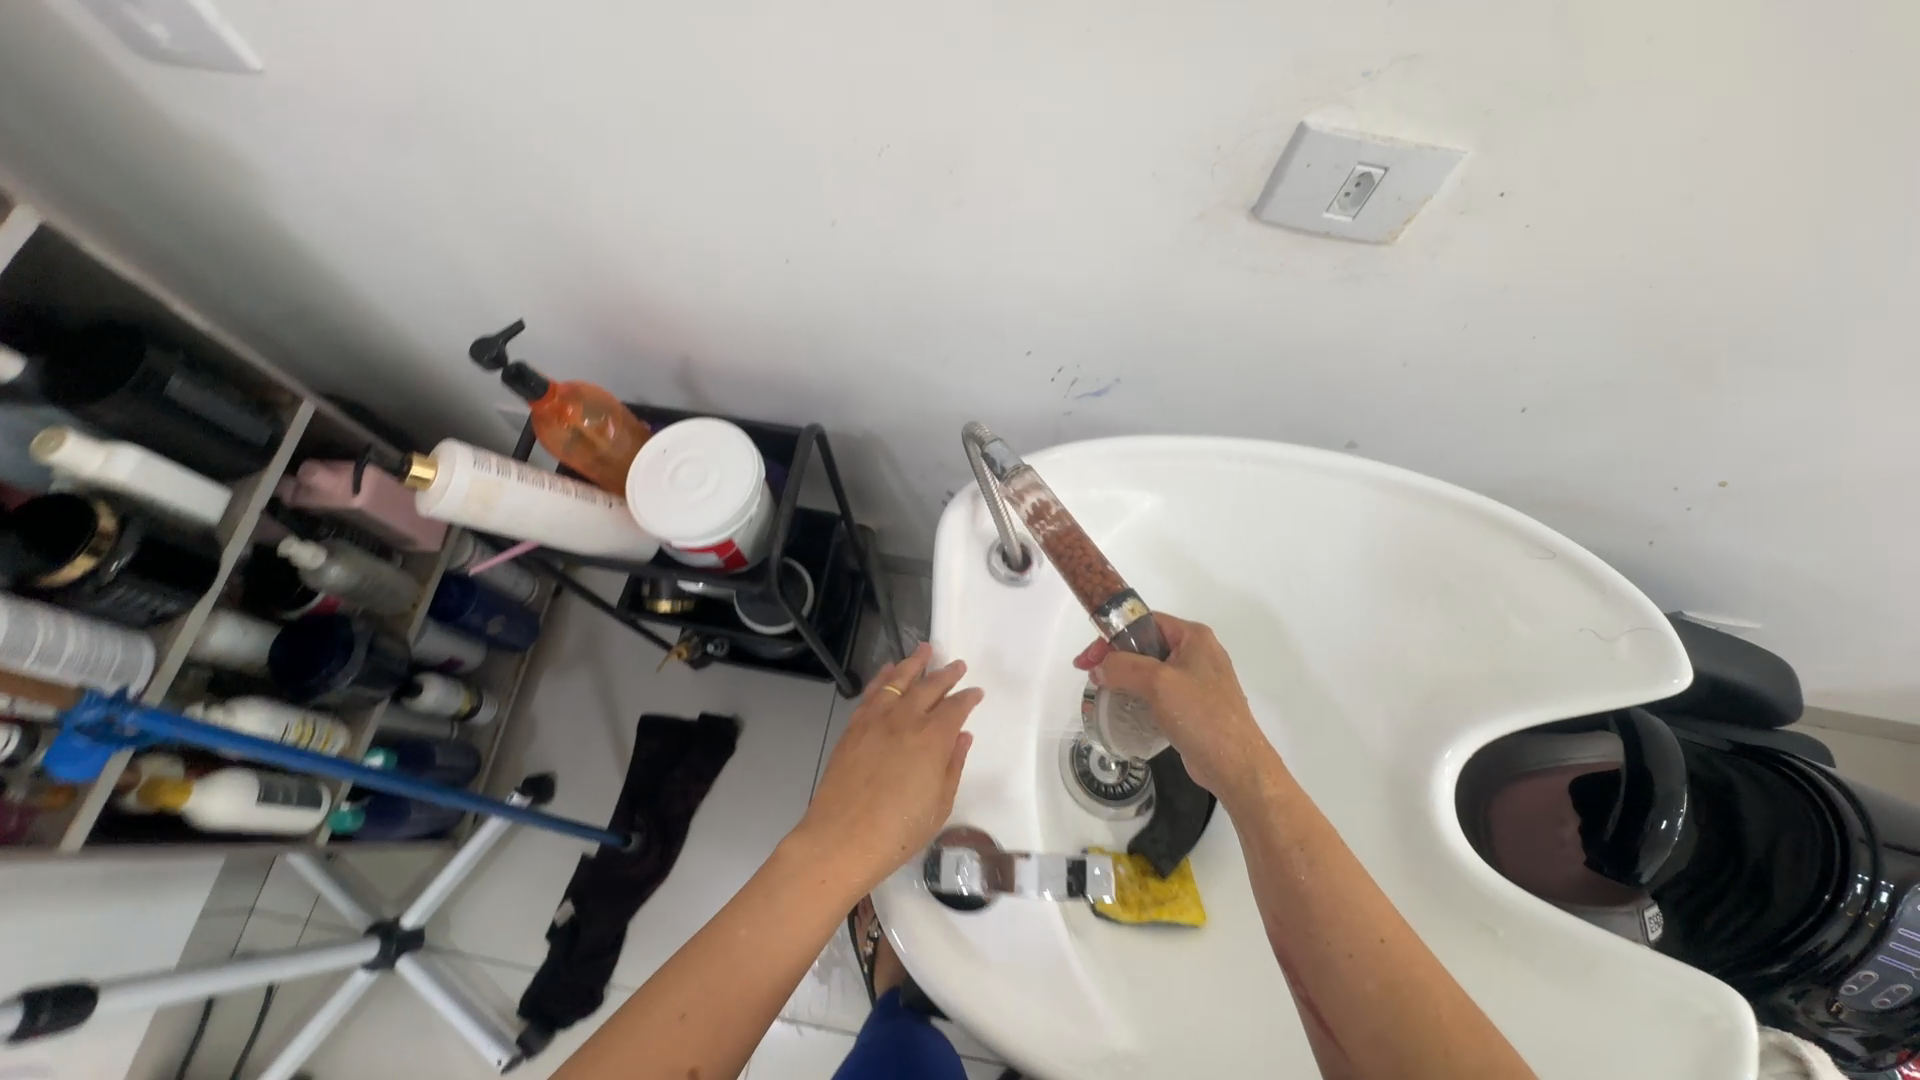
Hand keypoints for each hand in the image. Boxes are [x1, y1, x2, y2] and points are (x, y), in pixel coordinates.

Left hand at [794, 643, 981, 892]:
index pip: (956, 709)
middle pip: (929, 687)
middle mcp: (906, 721)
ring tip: (924, 650)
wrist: (841, 839)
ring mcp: (876, 721)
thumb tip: (962, 737)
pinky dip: (884, 678)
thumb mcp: (939, 805)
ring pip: (899, 682)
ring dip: (914, 664)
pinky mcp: (854, 727)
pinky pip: (873, 693)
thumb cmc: (897, 831)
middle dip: (946, 674)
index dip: (968, 699)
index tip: (976, 692)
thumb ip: (952, 766)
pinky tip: (889, 672)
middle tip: (957, 665)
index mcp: (933, 739)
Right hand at [1073, 614, 1276, 800]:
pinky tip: (1123, 707)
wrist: (1235, 765)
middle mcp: (1197, 652)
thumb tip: (1098, 669)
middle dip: (1114, 657)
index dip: (1112, 635)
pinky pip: (1158, 691)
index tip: (1088, 658)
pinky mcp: (1192, 704)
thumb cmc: (1201, 715)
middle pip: (1145, 644)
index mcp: (1193, 637)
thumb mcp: (1158, 683)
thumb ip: (1123, 667)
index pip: (1144, 621)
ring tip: (1101, 691)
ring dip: (1124, 677)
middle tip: (1089, 675)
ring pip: (1150, 669)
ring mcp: (1196, 680)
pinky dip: (1137, 694)